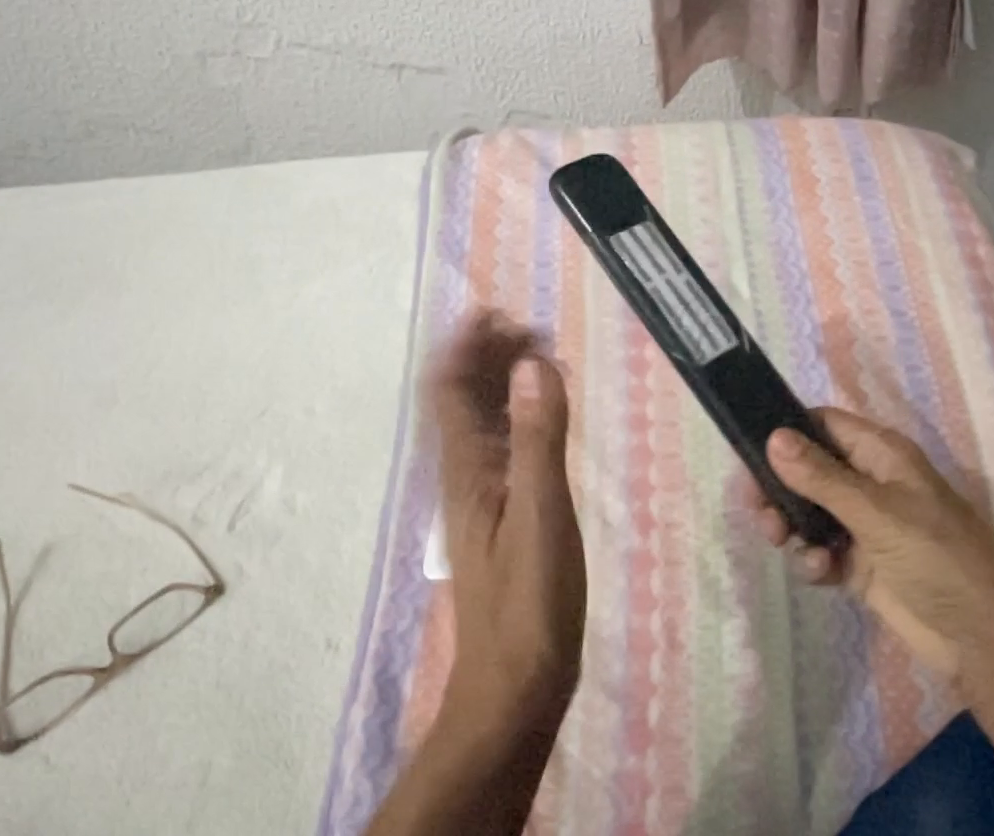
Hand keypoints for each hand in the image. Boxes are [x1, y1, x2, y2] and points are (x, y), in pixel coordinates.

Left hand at [425, 311, 586, 712]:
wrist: (516, 680)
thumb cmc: (530, 600)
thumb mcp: (542, 513)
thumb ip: (539, 438)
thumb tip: (532, 365)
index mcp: (466, 468)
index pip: (447, 388)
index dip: (464, 345)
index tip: (498, 313)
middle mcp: (465, 474)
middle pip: (461, 397)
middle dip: (487, 355)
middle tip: (532, 329)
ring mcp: (482, 495)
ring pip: (481, 420)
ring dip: (502, 382)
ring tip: (542, 357)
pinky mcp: (502, 514)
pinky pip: (503, 446)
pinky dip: (520, 416)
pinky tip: (546, 417)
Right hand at [751, 409, 993, 679]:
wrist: (980, 634)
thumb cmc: (937, 557)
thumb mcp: (878, 512)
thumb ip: (822, 477)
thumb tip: (773, 436)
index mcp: (882, 455)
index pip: (825, 425)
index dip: (788, 432)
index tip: (750, 454)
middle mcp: (870, 483)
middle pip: (808, 470)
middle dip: (780, 487)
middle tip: (758, 510)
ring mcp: (865, 526)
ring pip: (808, 513)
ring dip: (791, 525)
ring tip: (783, 541)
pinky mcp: (859, 565)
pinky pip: (819, 551)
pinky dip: (812, 559)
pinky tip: (821, 572)